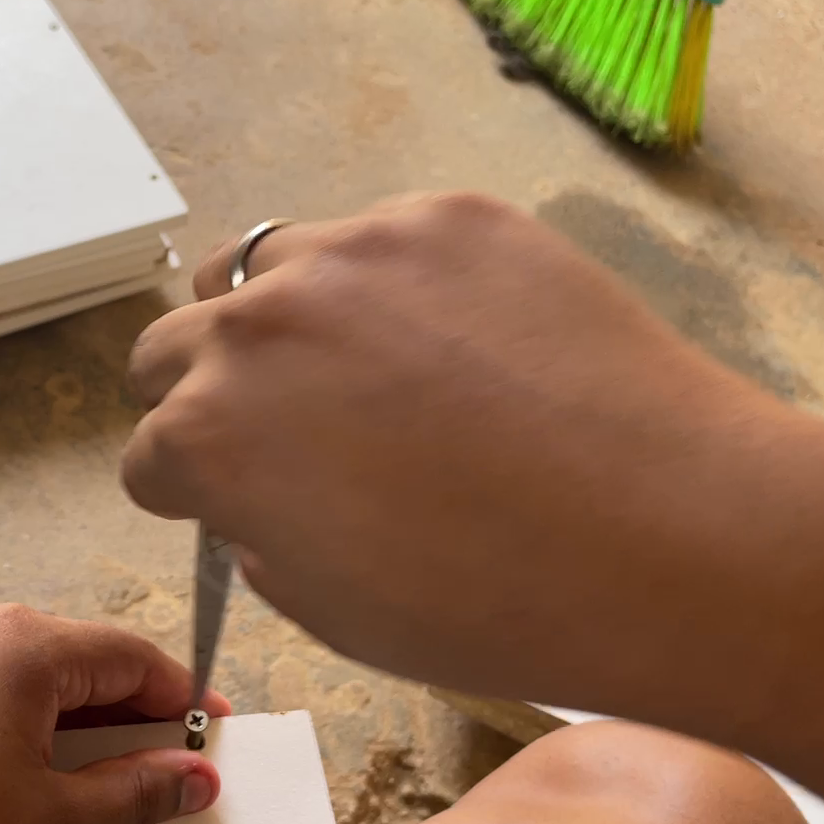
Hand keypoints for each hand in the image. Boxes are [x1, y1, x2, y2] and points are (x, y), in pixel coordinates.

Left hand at [0, 596, 227, 823]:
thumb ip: (139, 792)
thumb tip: (190, 776)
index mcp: (15, 643)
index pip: (125, 654)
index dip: (175, 693)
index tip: (204, 725)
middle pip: (67, 654)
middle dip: (115, 705)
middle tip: (145, 761)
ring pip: (10, 662)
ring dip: (52, 708)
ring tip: (64, 773)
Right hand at [121, 192, 823, 715]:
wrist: (680, 542)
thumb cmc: (484, 606)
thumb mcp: (322, 608)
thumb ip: (252, 532)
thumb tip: (251, 491)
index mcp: (205, 438)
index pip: (144, 458)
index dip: (180, 491)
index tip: (223, 499)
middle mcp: (249, 332)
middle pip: (160, 351)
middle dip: (190, 396)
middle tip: (266, 425)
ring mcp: (343, 258)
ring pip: (243, 272)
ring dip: (260, 322)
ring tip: (334, 356)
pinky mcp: (436, 216)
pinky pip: (360, 243)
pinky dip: (370, 288)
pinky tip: (439, 333)